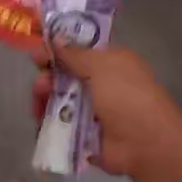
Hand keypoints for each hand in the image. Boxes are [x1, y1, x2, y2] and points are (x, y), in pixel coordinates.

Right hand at [36, 46, 181, 176]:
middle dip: (48, 77)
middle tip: (41, 84)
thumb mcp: (101, 66)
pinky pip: (59, 127)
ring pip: (58, 101)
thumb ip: (75, 53)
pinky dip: (47, 124)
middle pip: (64, 77)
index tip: (36, 53)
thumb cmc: (127, 96)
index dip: (57, 50)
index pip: (78, 51)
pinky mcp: (83, 135)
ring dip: (45, 100)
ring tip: (39, 106)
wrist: (145, 143)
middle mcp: (100, 85)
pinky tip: (40, 124)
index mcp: (110, 62)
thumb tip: (55, 38)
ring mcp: (91, 111)